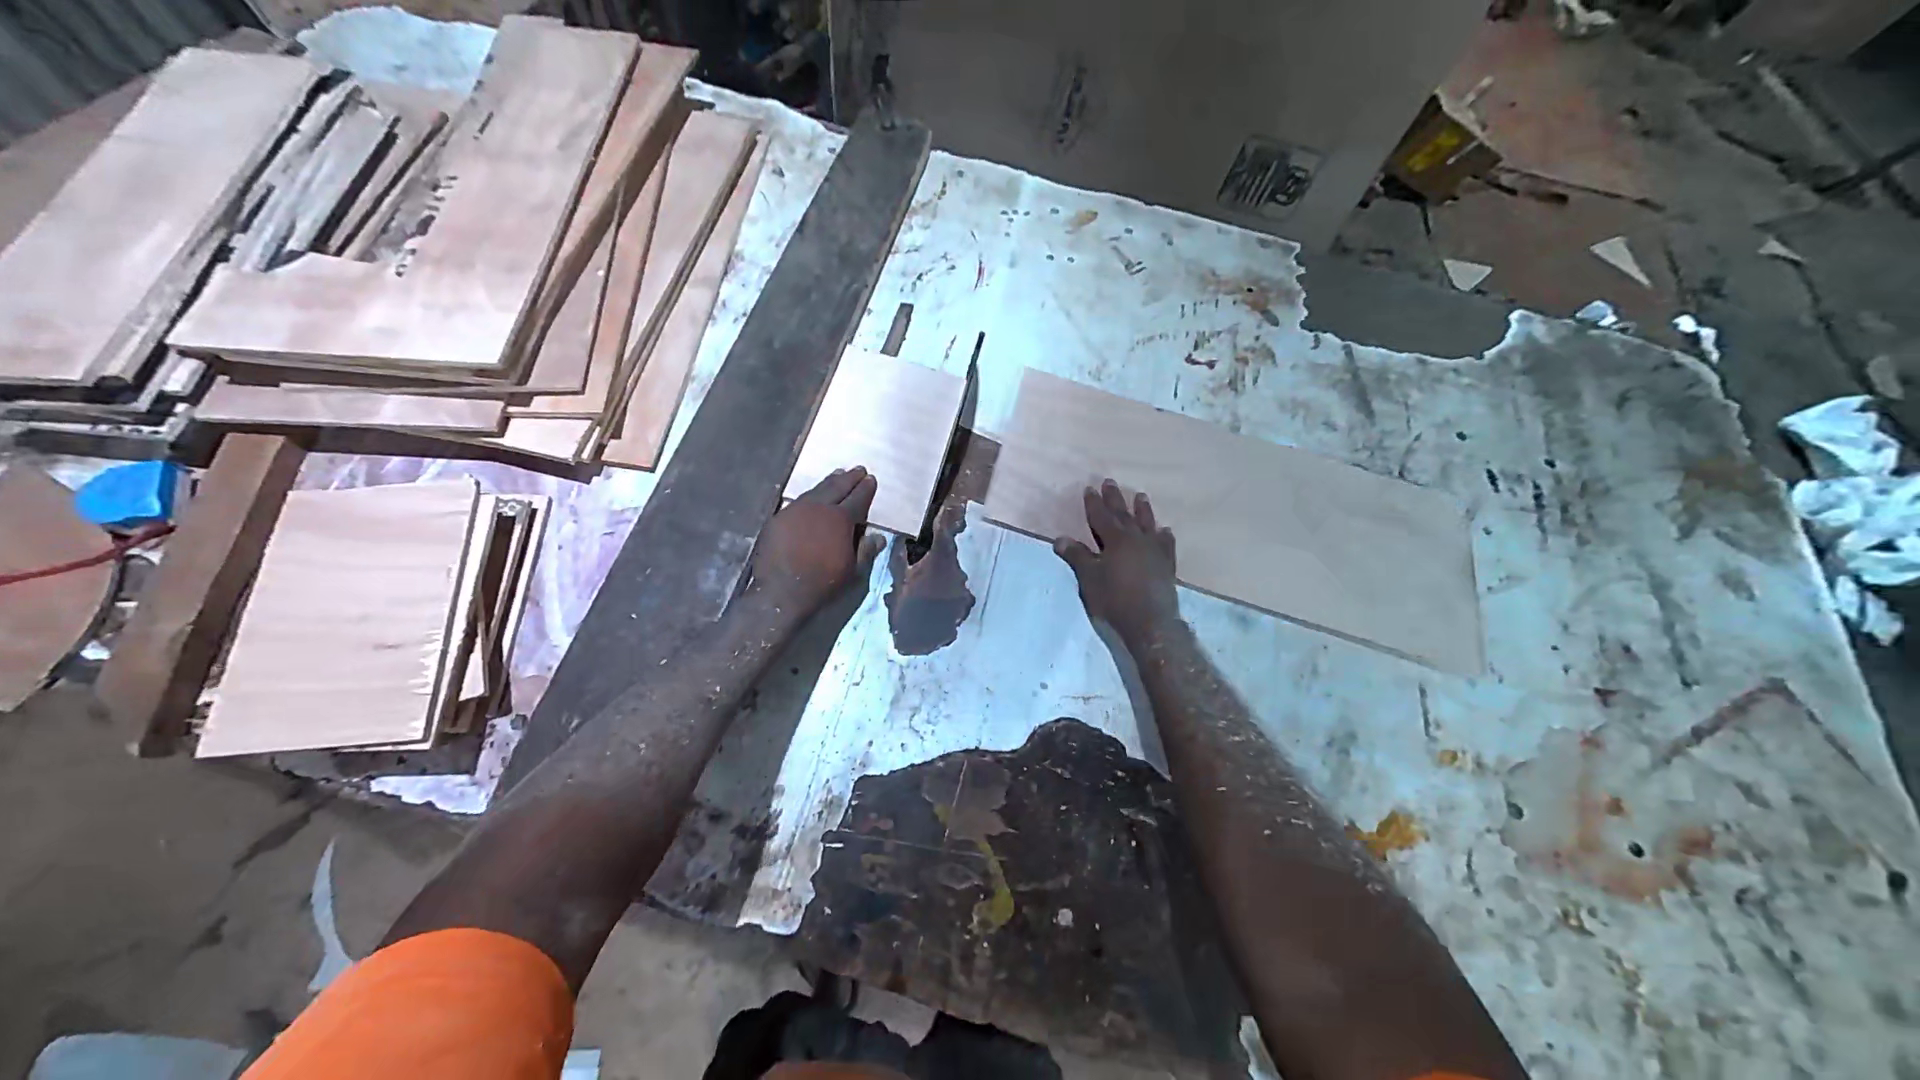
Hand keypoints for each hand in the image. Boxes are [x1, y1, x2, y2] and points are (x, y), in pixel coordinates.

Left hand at [750, 467, 883, 616]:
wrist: (780, 591)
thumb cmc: (822, 584)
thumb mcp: (852, 571)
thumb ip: (865, 551)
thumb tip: (878, 537)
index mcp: (841, 519)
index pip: (857, 498)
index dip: (865, 489)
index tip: (871, 479)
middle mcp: (818, 508)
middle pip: (836, 487)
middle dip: (849, 478)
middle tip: (858, 469)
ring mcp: (795, 511)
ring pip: (816, 490)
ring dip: (829, 482)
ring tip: (837, 474)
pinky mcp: (778, 518)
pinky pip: (798, 500)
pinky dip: (810, 495)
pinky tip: (812, 496)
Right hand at [1054, 479, 1181, 645]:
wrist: (1150, 622)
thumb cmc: (1114, 599)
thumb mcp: (1089, 578)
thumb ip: (1077, 556)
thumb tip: (1061, 538)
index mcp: (1115, 539)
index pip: (1101, 516)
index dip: (1094, 503)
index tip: (1090, 488)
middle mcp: (1137, 539)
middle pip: (1124, 514)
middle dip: (1115, 499)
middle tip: (1111, 482)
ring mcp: (1155, 551)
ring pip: (1148, 524)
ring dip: (1143, 510)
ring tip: (1141, 496)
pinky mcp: (1167, 565)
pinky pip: (1166, 544)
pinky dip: (1164, 535)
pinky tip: (1165, 530)